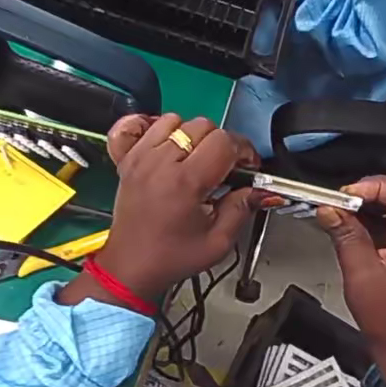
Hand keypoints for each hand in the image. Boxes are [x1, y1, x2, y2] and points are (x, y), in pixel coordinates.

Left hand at [86, 114, 261, 301]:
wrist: (131, 266)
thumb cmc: (169, 257)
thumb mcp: (217, 242)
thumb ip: (241, 209)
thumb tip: (259, 189)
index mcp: (185, 183)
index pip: (224, 141)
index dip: (243, 150)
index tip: (246, 166)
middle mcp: (159, 164)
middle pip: (201, 126)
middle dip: (220, 143)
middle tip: (224, 167)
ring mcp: (139, 158)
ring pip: (173, 120)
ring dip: (189, 134)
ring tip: (194, 159)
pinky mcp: (125, 160)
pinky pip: (133, 125)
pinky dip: (150, 127)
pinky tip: (163, 143)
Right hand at [315, 176, 385, 377]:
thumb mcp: (362, 275)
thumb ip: (347, 237)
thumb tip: (331, 210)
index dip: (375, 188)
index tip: (347, 194)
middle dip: (369, 194)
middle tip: (341, 200)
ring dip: (368, 206)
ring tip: (342, 212)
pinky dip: (370, 220)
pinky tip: (352, 226)